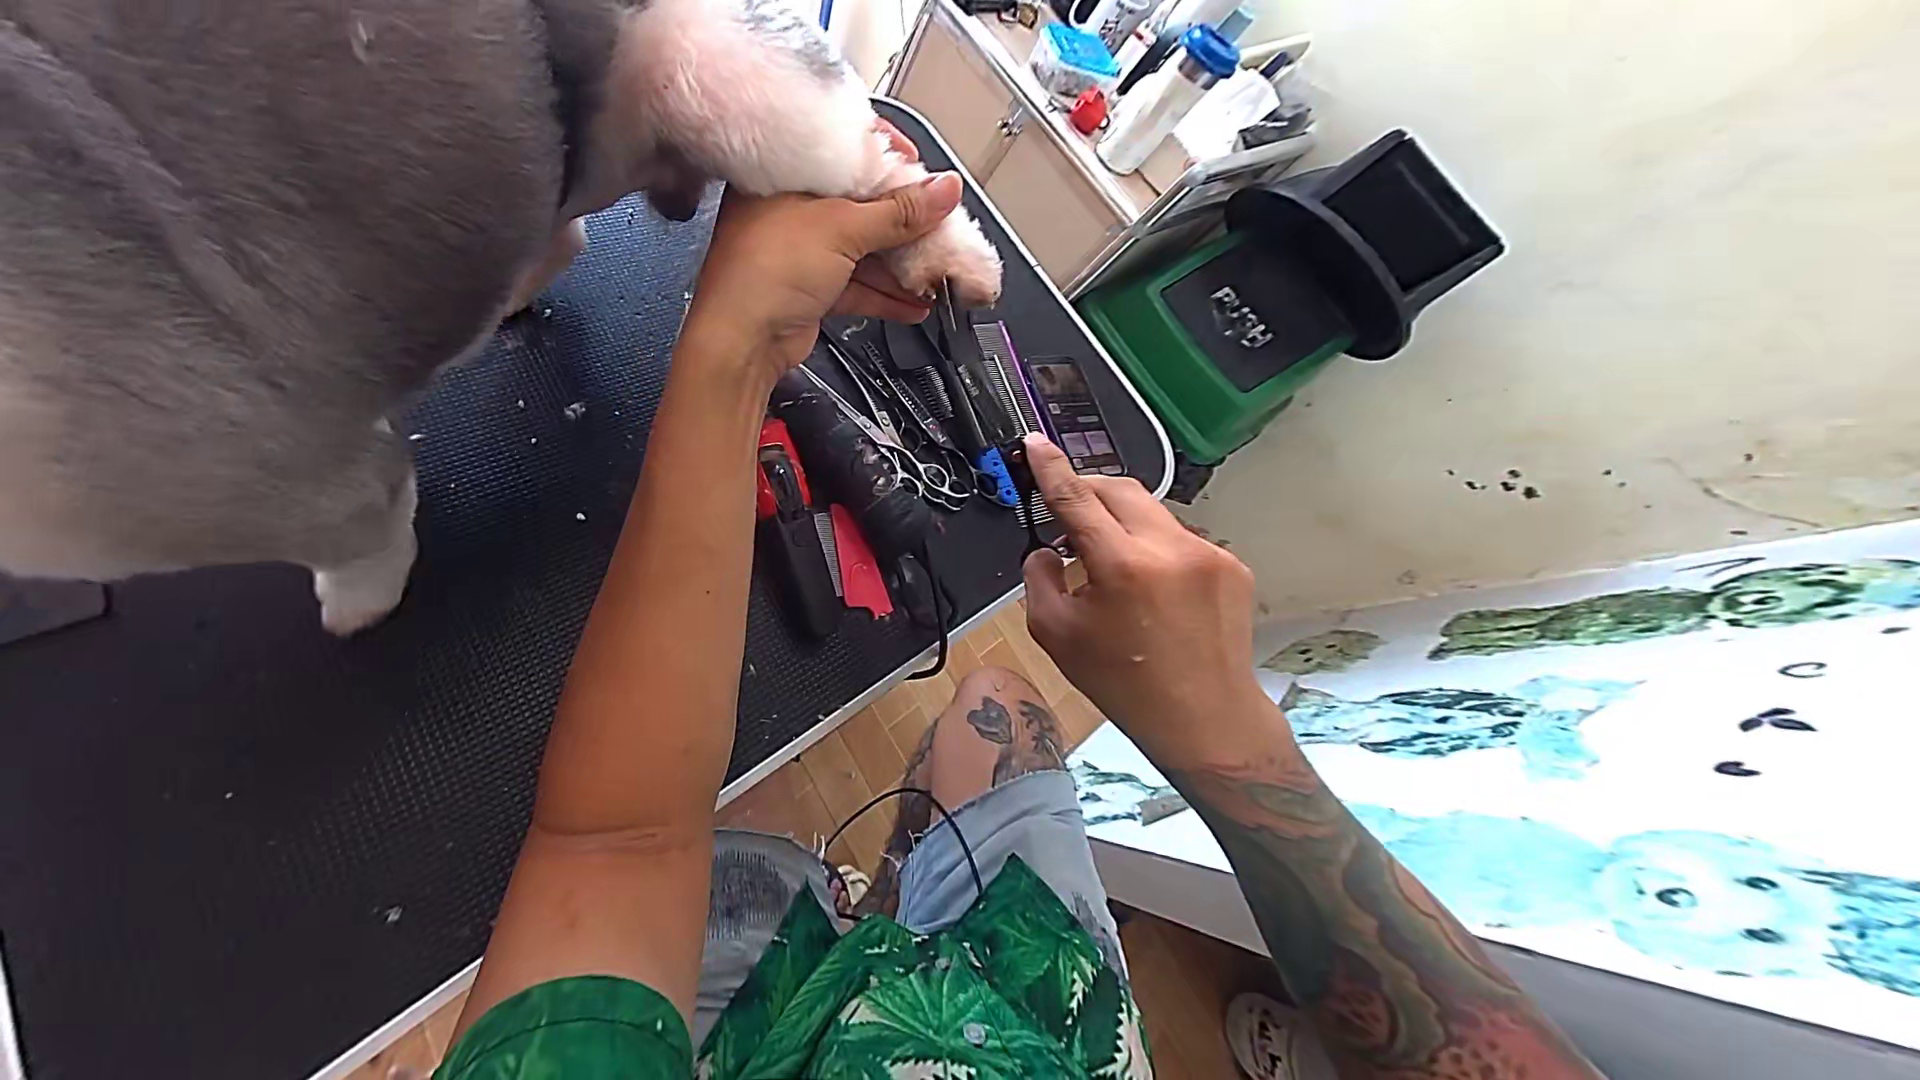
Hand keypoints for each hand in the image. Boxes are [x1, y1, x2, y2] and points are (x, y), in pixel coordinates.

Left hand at [683, 169, 963, 378]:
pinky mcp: (813, 290)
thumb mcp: (841, 229)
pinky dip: (887, 296)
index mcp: (789, 176)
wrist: (742, 341)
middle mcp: (793, 210)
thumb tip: (943, 191)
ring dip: (902, 268)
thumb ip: (898, 213)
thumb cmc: (764, 273)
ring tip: (936, 274)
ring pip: (864, 253)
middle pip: (864, 209)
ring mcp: (803, 253)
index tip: (926, 180)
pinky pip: (858, 286)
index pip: (850, 156)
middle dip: (905, 226)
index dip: (892, 165)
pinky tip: (915, 304)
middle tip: (940, 231)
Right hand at [1021, 435, 1272, 762]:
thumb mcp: (1057, 635)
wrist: (1205, 718)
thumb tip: (1045, 550)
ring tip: (1111, 566)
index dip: (1050, 468)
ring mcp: (1208, 554)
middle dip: (1087, 492)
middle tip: (1068, 516)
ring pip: (1150, 512)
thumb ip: (1038, 579)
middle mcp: (1170, 549)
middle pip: (1118, 489)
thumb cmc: (1125, 684)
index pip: (1076, 499)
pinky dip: (1154, 548)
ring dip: (1122, 524)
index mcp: (1123, 566)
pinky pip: (1178, 537)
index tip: (1035, 443)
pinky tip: (1151, 587)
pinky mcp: (1230, 565)